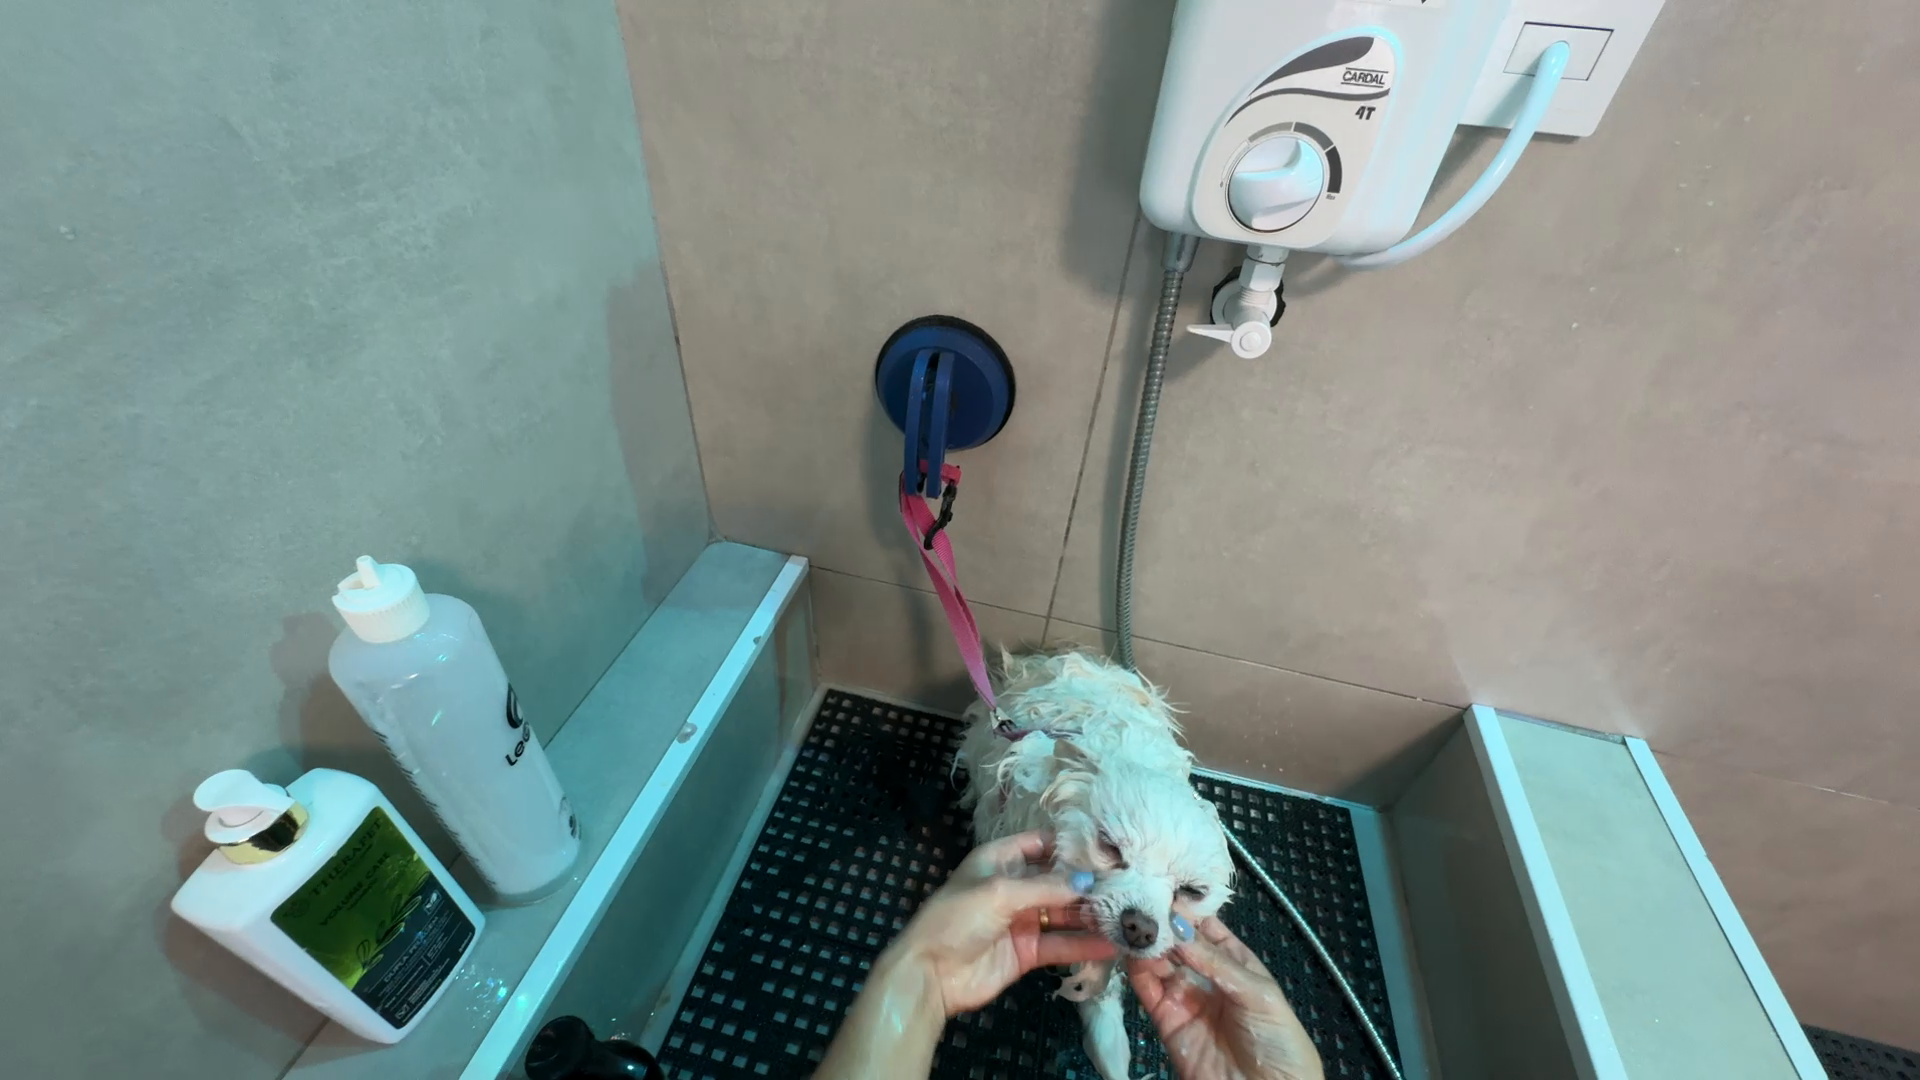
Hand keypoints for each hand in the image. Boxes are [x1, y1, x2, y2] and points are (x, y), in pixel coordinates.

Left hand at [814, 831, 1115, 1078]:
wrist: (930, 973)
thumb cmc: (958, 917)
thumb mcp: (1000, 892)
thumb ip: (1045, 886)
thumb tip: (1088, 879)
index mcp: (1000, 859)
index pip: (1041, 843)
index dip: (1071, 845)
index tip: (1108, 848)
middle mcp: (1014, 885)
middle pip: (1057, 880)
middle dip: (1088, 882)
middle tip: (1127, 884)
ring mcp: (1021, 919)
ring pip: (1063, 913)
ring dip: (1091, 914)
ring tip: (1127, 914)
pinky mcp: (1027, 951)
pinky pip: (1060, 943)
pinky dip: (1084, 945)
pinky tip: (1111, 945)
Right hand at [1126, 917, 1322, 1079]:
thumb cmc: (1278, 1041)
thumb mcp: (1259, 995)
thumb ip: (1216, 961)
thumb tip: (1177, 926)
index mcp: (1234, 961)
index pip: (1205, 925)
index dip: (1185, 909)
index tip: (1162, 889)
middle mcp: (1206, 973)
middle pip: (1177, 939)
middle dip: (1161, 922)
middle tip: (1140, 904)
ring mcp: (1184, 995)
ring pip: (1159, 959)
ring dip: (1147, 942)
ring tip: (1134, 925)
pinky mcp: (1166, 1019)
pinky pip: (1147, 988)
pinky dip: (1136, 968)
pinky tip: (1132, 952)